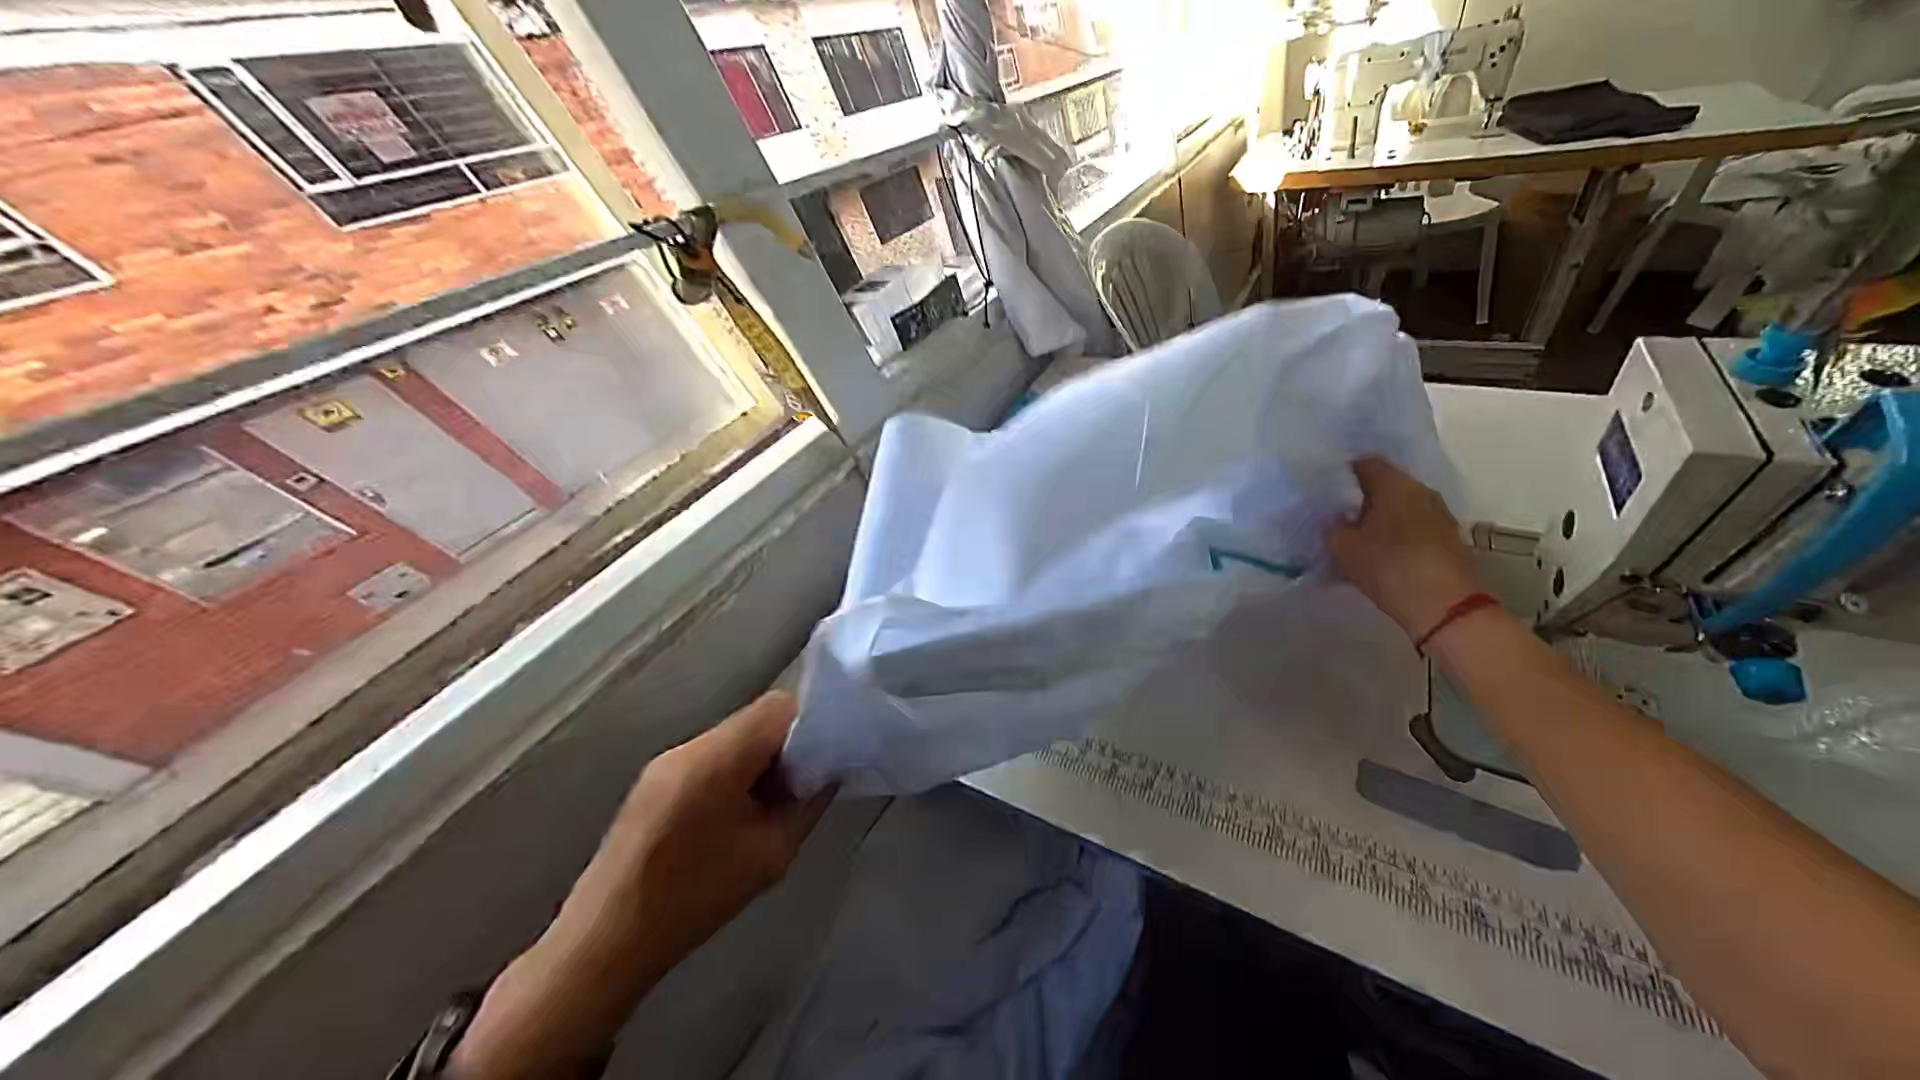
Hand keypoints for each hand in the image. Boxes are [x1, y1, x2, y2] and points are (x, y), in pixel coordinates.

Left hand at [452, 692, 830, 1079]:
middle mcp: (690, 745)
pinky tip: (740, 812)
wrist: (607, 941)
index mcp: (718, 756)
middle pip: (757, 717)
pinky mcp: (655, 780)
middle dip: (790, 741)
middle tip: (808, 781)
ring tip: (776, 800)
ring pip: (735, 736)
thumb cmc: (696, 898)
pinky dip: (737, 770)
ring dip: (763, 757)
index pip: (780, 706)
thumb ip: (808, 803)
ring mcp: (668, 760)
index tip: (830, 754)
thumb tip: (829, 771)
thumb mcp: (772, 853)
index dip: (813, 721)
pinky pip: (712, 756)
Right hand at [1326, 458, 1482, 641]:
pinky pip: (1413, 525)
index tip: (1324, 489)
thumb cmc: (1388, 567)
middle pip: (1385, 484)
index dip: (1341, 473)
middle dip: (1360, 497)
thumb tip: (1336, 519)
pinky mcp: (1448, 538)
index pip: (1365, 463)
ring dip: (1379, 516)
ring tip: (1356, 535)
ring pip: (1400, 506)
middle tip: (1336, 514)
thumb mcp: (1343, 547)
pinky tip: (1379, 551)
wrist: (1444, 606)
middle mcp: (1421, 492)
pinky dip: (1395, 532)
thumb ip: (1333, 526)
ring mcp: (1440, 515)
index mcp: (1395, 485)